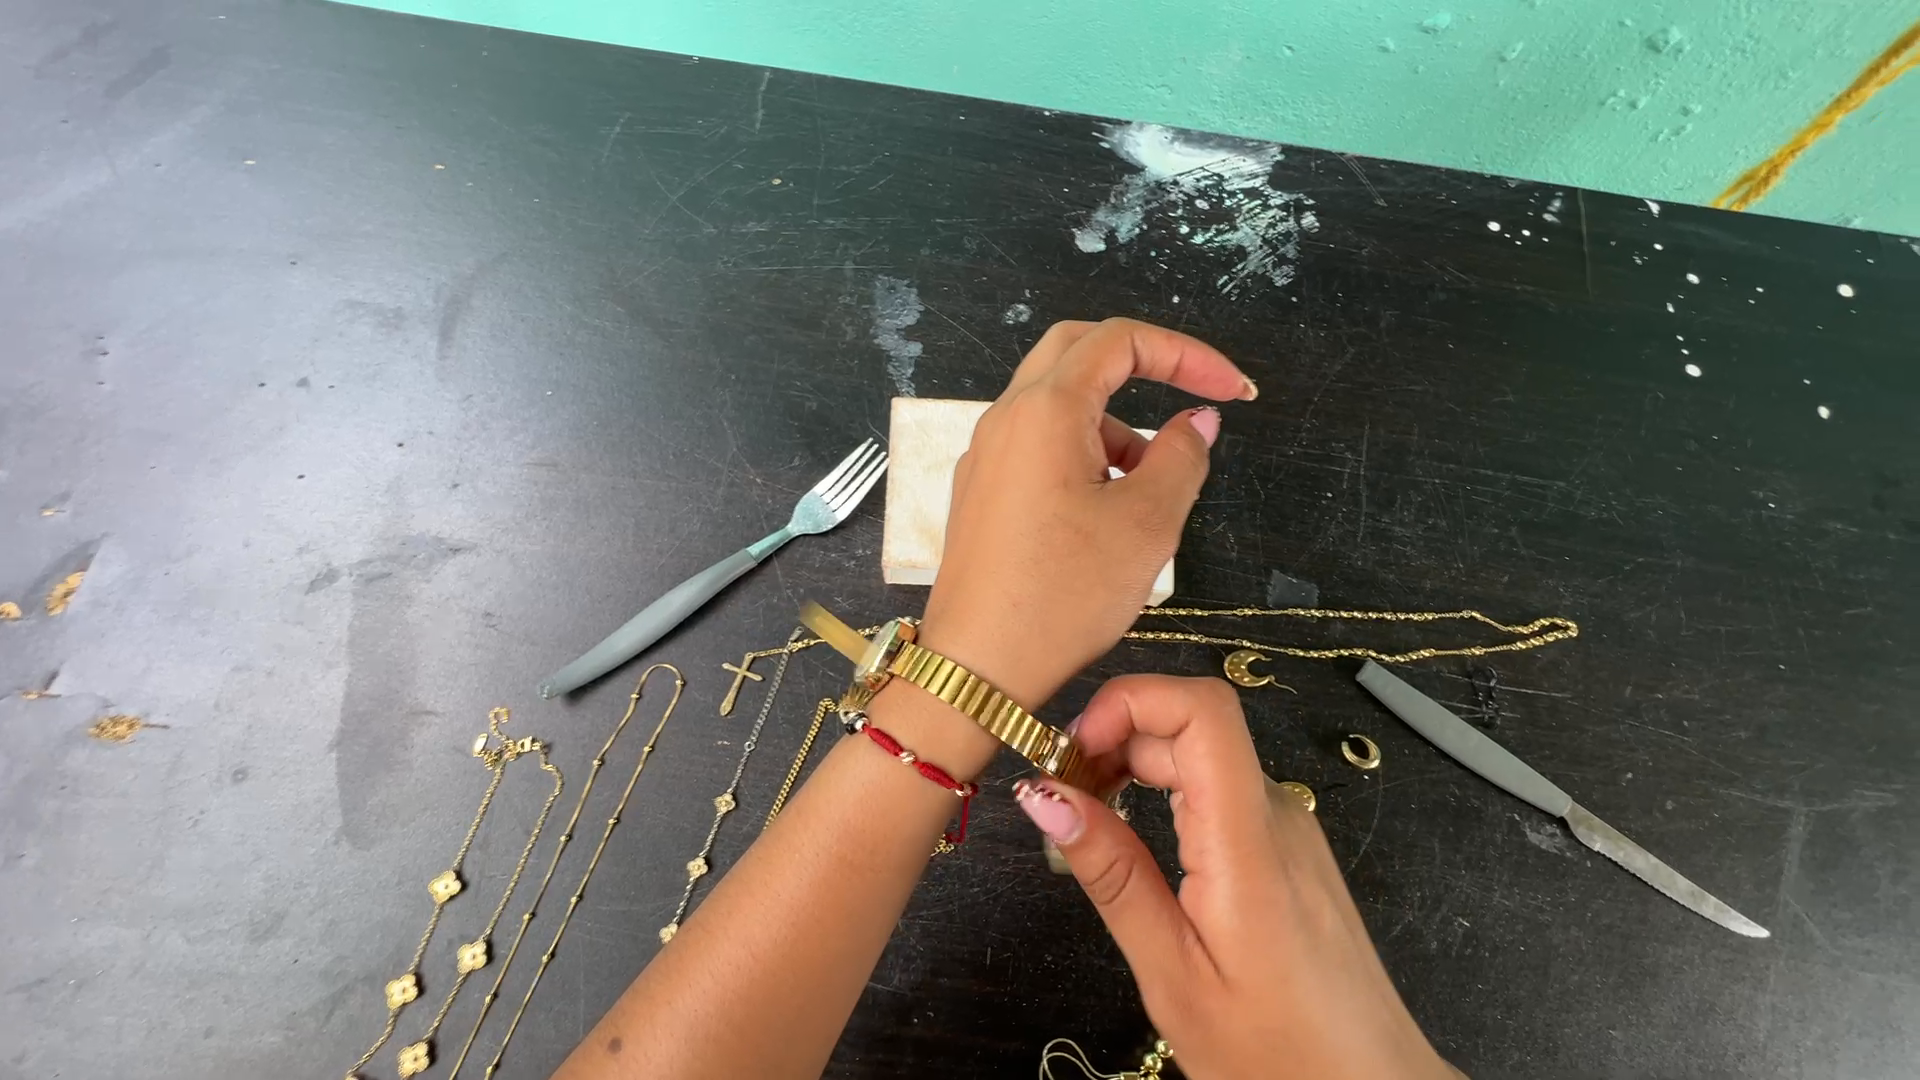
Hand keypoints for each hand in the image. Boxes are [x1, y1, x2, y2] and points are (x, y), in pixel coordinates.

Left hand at [918, 318, 1253, 708]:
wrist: (976, 666)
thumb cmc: (1065, 593)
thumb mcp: (1146, 524)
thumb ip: (1182, 458)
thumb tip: (1197, 421)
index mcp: (1043, 409)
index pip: (1118, 340)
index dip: (1184, 353)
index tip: (1231, 391)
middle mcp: (1004, 419)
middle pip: (1076, 354)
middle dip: (1141, 367)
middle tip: (1189, 403)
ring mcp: (984, 456)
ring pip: (1057, 409)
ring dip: (1112, 430)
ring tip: (1145, 498)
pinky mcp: (979, 492)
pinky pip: (1036, 449)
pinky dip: (1080, 459)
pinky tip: (1100, 518)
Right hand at [1013, 675, 1457, 1079]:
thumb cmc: (1272, 1053)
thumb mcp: (1173, 975)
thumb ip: (1112, 875)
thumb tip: (1044, 794)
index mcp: (1249, 841)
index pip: (1203, 710)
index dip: (1132, 700)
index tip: (1074, 749)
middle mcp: (1275, 810)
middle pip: (1189, 725)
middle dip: (1112, 736)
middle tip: (1059, 792)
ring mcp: (1284, 821)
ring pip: (1197, 751)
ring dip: (1130, 761)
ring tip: (1084, 812)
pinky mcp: (1283, 839)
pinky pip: (1213, 784)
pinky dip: (1158, 787)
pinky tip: (1128, 830)